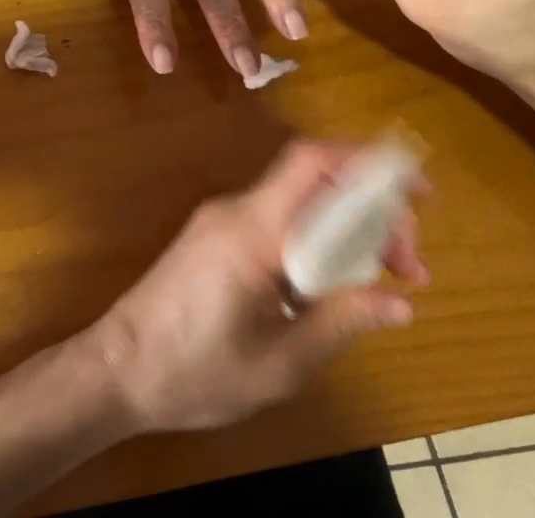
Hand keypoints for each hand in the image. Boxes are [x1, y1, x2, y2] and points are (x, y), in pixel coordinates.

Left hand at [81, 140, 426, 433]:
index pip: (310, 165)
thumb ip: (339, 323)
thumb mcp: (278, 362)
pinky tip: (332, 288)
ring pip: (297, 206)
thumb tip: (399, 302)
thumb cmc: (192, 372)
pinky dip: (313, 243)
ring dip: (346, 232)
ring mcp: (218, 225)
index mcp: (249, 232)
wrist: (116, 369)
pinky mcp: (212, 242)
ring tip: (382, 283)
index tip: (419, 192)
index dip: (368, 162)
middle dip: (372, 213)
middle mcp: (233, 213)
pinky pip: (274, 225)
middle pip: (314, 185)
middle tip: (409, 271)